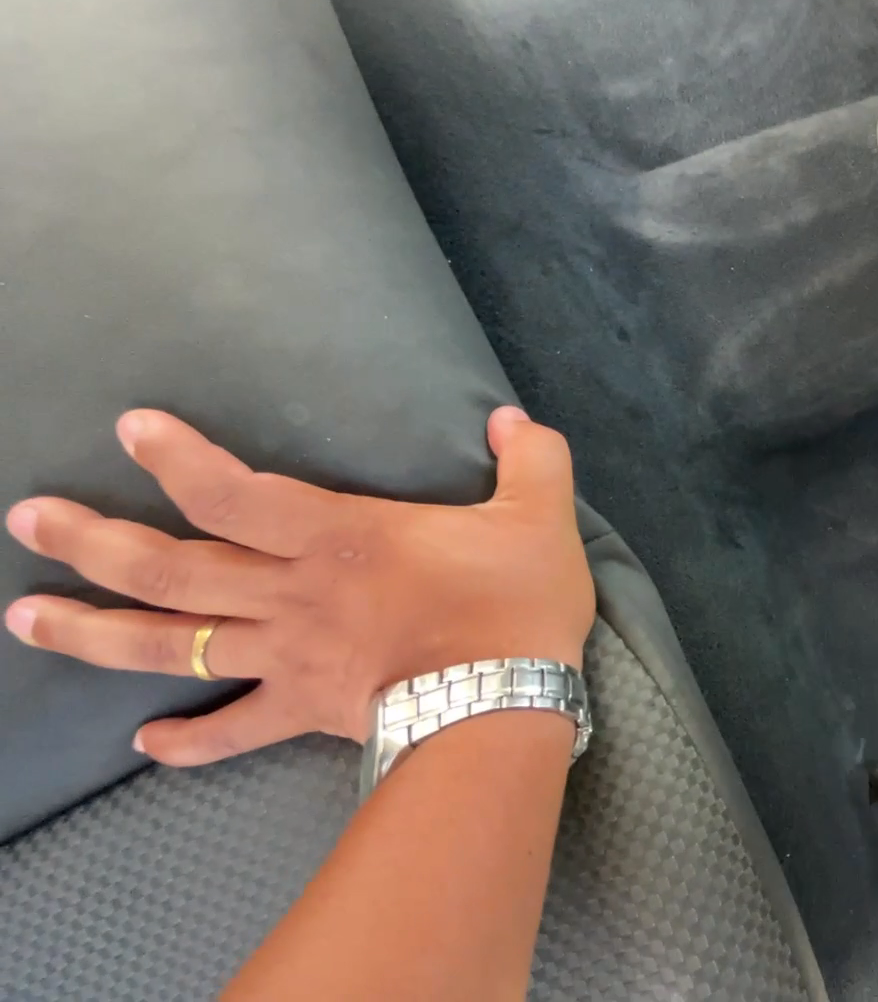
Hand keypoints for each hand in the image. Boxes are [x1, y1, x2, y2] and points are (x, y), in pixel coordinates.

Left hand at [3, 406, 593, 766]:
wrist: (505, 699)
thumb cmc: (518, 600)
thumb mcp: (542, 514)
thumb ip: (532, 456)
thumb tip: (509, 416)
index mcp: (342, 538)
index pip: (235, 493)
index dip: (178, 459)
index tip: (131, 428)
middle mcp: (293, 593)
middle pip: (172, 568)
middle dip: (93, 542)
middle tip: (29, 519)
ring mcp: (289, 656)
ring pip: (170, 646)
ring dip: (91, 633)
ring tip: (25, 619)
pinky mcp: (306, 708)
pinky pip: (233, 729)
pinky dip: (187, 741)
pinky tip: (145, 744)